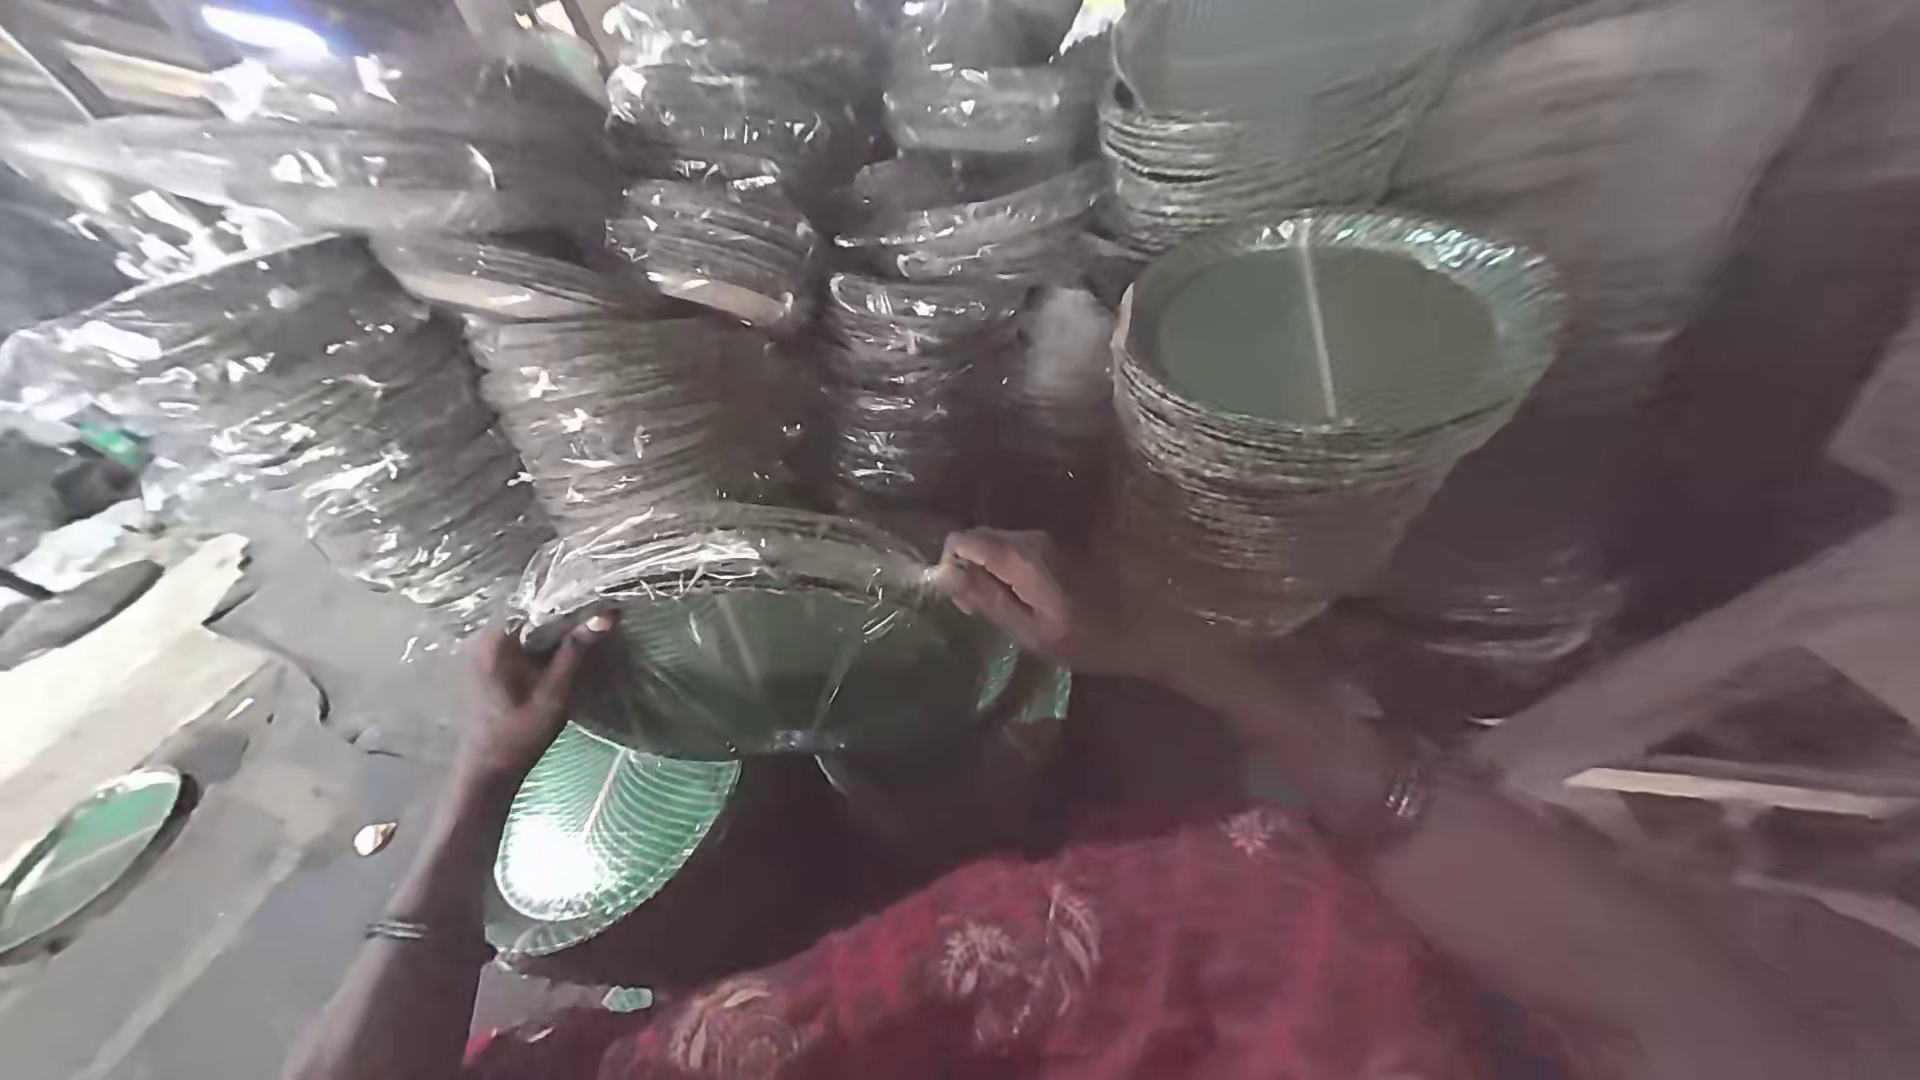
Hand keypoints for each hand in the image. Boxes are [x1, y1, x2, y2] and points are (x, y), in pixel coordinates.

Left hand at [455, 614, 612, 789]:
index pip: (532, 601)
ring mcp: (483, 652)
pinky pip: (522, 638)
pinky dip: (545, 638)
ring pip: (527, 624)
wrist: (490, 769)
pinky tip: (567, 644)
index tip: (597, 596)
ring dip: (556, 624)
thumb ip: (577, 649)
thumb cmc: (521, 730)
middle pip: (530, 610)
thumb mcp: (556, 689)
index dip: (566, 597)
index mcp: (494, 642)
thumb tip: (607, 614)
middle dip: (564, 609)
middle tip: (599, 609)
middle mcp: (483, 640)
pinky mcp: (489, 664)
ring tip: (589, 622)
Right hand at [936, 529, 1186, 679]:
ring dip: (985, 573)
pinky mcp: (1052, 547)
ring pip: (992, 545)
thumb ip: (986, 599)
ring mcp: (1043, 540)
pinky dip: (1003, 572)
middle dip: (967, 571)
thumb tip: (942, 574)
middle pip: (976, 540)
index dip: (951, 568)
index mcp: (1021, 556)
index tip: (965, 602)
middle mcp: (1029, 537)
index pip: (961, 541)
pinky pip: (1010, 551)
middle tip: (983, 611)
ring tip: (1006, 611)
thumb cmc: (1088, 639)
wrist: (1145, 627)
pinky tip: (1023, 602)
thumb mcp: (1030, 631)